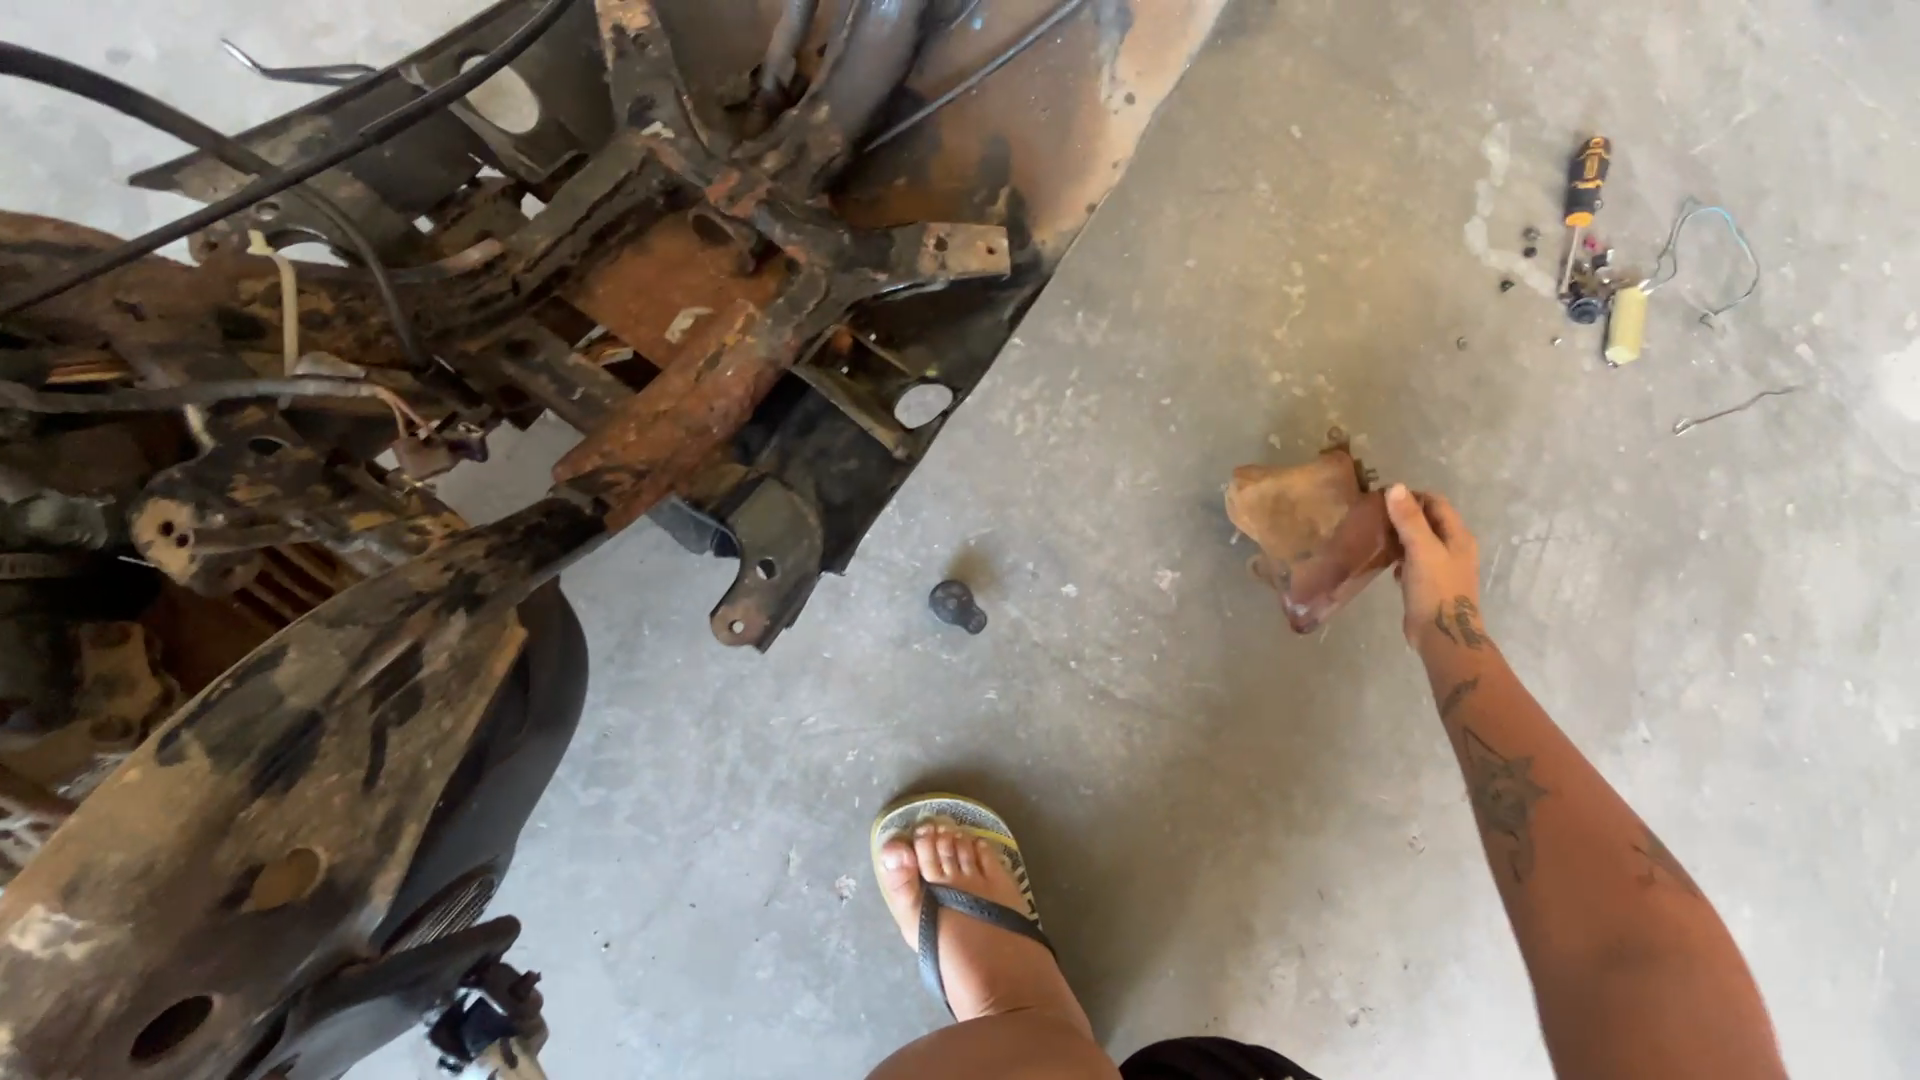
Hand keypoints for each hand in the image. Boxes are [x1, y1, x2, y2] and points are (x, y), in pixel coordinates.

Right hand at [1385, 484, 1490, 653]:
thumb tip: (1395, 487)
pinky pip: (1414, 561)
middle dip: (1403, 515)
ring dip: (1400, 536)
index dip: (1412, 496)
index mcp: (1458, 537)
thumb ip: (1409, 520)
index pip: (1436, 503)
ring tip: (1375, 535)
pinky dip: (1400, 557)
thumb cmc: (1436, 589)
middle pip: (1428, 521)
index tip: (1382, 499)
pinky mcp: (1429, 583)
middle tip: (1374, 516)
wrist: (1442, 635)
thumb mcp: (1421, 550)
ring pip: (1420, 542)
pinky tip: (1386, 563)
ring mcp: (1442, 567)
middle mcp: (1454, 548)